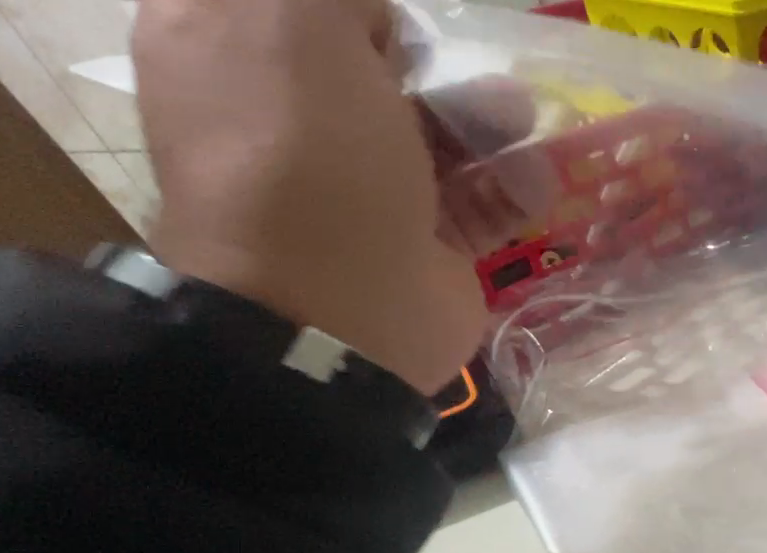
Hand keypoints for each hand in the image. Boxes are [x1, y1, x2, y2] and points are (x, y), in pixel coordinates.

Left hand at [133, 0, 543, 393]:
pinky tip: (535, 177)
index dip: (353, 8)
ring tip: (520, 121)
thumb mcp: (299, 25)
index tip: (388, 19)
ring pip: (442, 133)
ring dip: (490, 121)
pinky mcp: (430, 240)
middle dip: (436, 60)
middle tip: (471, 68)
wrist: (341, 307)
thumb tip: (381, 16)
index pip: (295, 5)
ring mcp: (370, 185)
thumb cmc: (307, 154)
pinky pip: (482, 200)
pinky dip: (514, 185)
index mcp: (232, 52)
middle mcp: (299, 117)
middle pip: (381, 66)